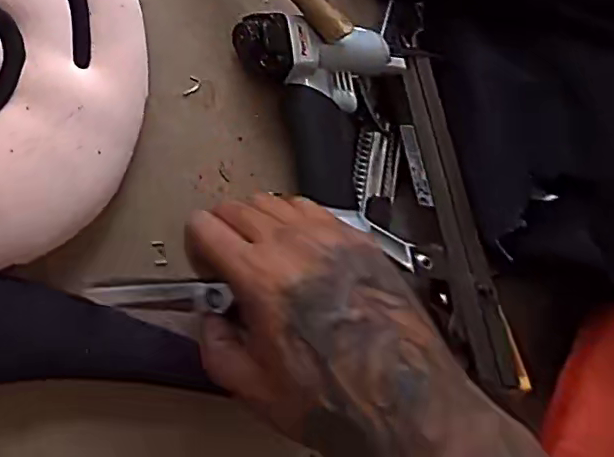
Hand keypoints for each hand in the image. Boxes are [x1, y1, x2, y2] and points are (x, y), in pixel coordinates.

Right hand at [186, 194, 543, 456]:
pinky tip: (300, 247)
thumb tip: (209, 321)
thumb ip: (213, 347)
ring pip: (267, 201)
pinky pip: (308, 206)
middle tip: (233, 260)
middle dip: (222, 232)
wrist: (417, 413)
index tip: (207, 264)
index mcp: (259, 276)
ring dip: (256, 221)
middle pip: (231, 207)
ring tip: (266, 252)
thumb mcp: (255, 390)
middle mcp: (289, 247)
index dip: (196, 245)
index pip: (202, 224)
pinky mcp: (356, 241)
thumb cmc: (347, 403)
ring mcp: (325, 239)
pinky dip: (294, 219)